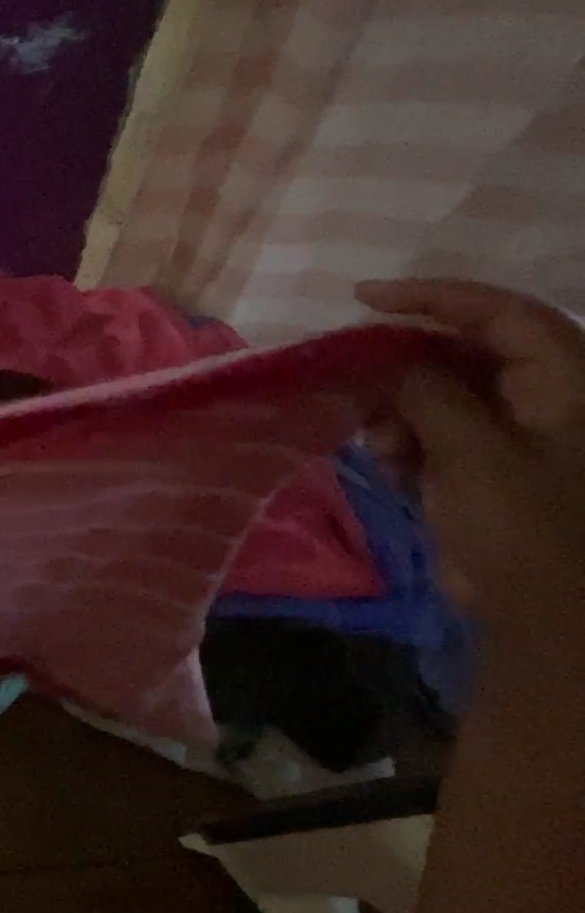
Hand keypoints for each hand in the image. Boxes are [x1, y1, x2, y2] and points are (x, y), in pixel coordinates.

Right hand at [356, 279, 584, 654]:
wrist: (549, 615)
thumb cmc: (529, 529)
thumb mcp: (475, 455)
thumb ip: (431, 395)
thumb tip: (390, 356)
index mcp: (571, 386)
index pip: (504, 315)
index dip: (435, 296)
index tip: (363, 297)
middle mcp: (550, 400)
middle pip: (467, 351)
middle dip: (404, 364)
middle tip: (350, 376)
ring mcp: (520, 435)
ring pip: (443, 393)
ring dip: (399, 410)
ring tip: (380, 443)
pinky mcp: (490, 466)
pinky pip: (437, 431)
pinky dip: (407, 440)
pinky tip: (393, 464)